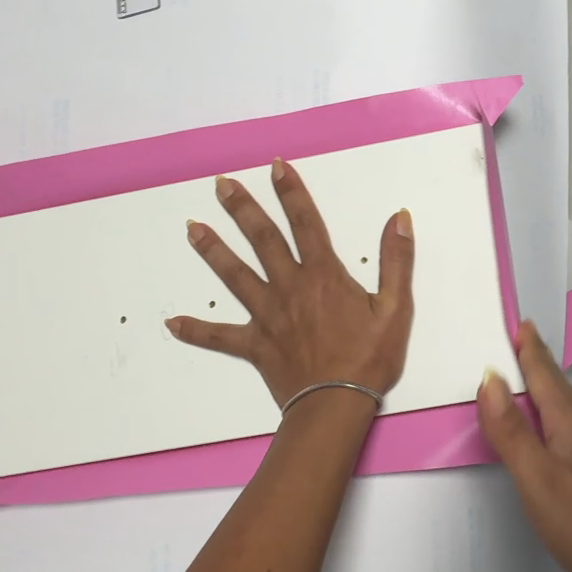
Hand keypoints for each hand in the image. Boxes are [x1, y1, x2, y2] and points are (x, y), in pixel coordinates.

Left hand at [166, 159, 414, 407]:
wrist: (337, 404)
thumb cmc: (370, 356)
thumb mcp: (396, 307)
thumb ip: (397, 259)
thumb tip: (399, 217)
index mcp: (324, 275)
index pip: (306, 223)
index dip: (292, 192)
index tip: (276, 166)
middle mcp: (290, 287)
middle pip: (262, 240)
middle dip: (242, 209)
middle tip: (221, 184)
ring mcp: (267, 316)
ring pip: (234, 276)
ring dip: (213, 251)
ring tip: (191, 228)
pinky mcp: (254, 345)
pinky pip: (220, 337)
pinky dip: (196, 331)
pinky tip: (172, 323)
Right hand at [477, 324, 571, 571]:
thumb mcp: (538, 480)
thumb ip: (512, 431)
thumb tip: (490, 378)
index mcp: (568, 424)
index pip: (543, 377)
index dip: (529, 352)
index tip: (519, 323)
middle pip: (558, 386)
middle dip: (539, 361)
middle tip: (523, 337)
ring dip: (555, 384)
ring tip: (546, 365)